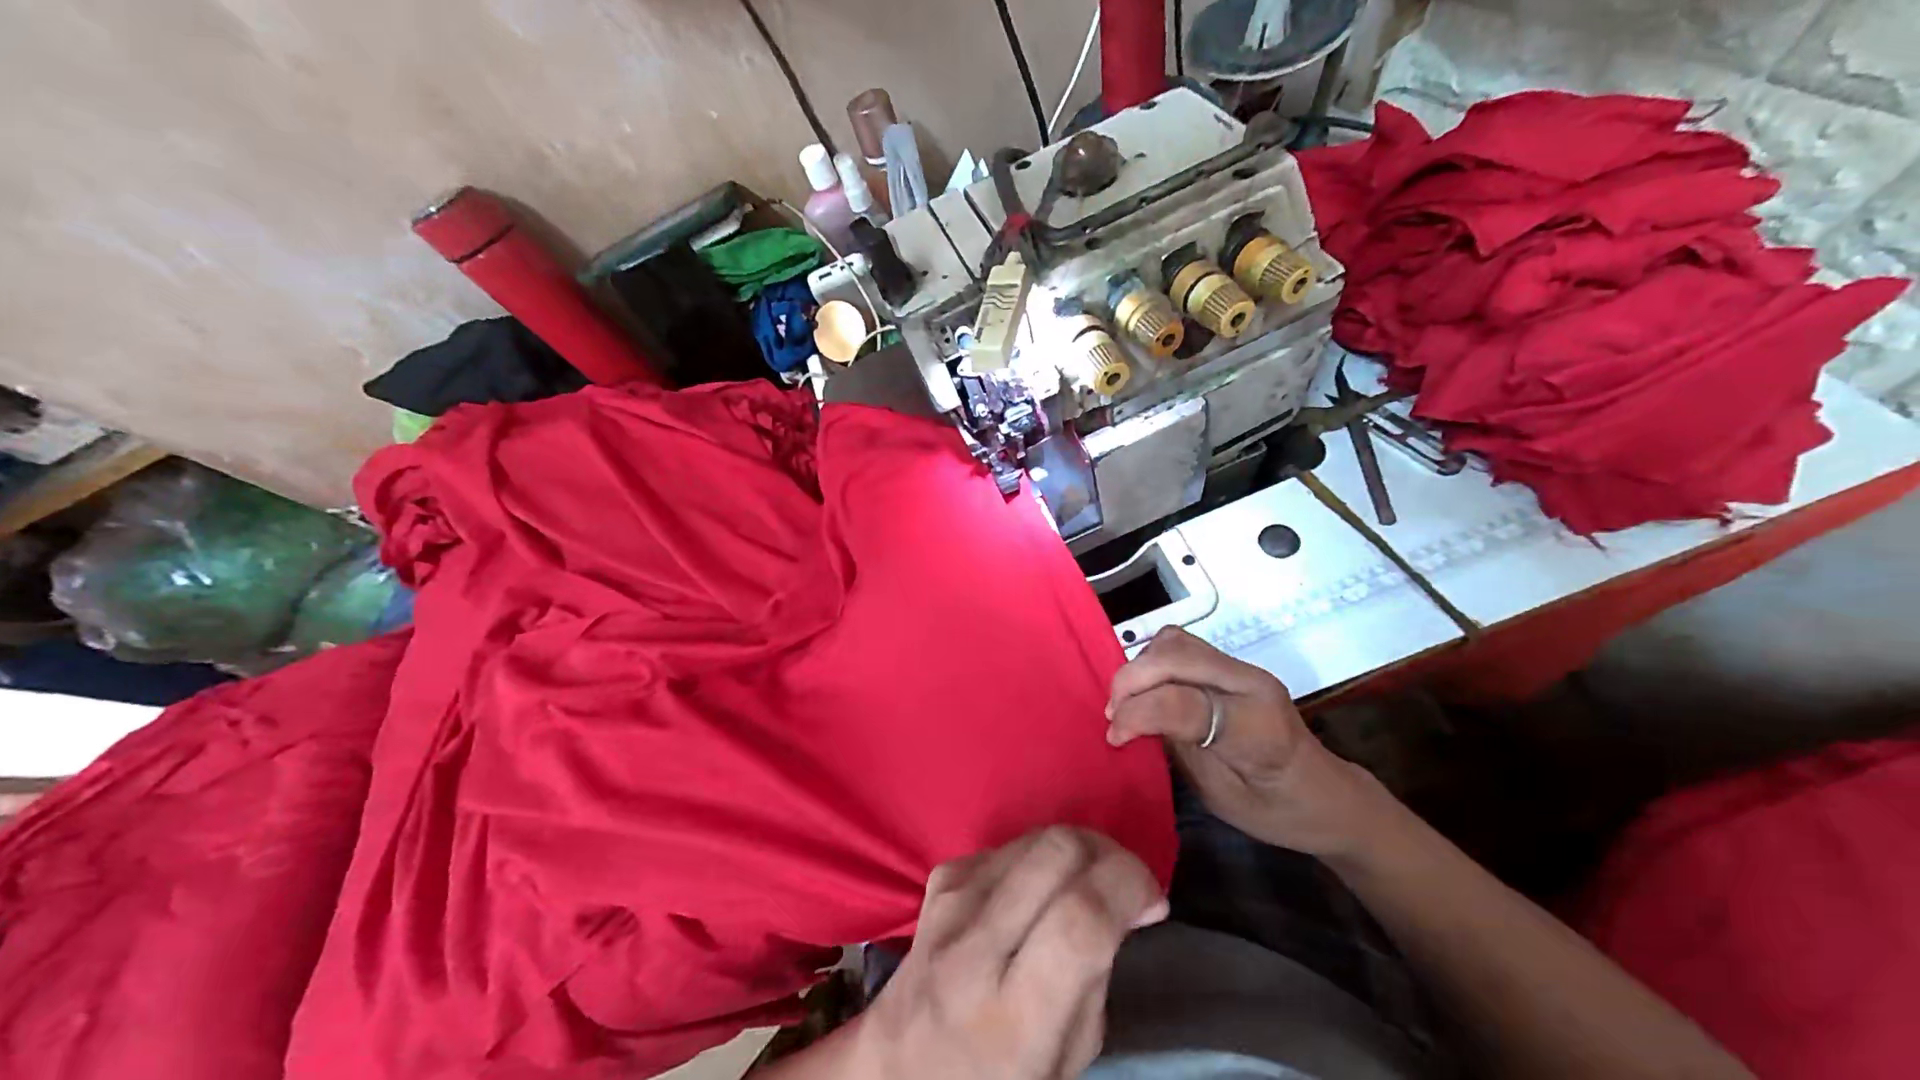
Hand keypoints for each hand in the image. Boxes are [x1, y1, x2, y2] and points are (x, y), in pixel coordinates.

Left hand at [799, 827, 1166, 1079]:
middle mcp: (974, 948)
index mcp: (1014, 1016)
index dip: (1129, 887)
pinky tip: (1041, 889)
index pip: (1080, 919)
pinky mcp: (938, 881)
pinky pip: (1005, 846)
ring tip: (1089, 882)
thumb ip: (1095, 978)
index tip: (1152, 900)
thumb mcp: (1067, 1059)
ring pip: (1033, 836)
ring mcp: (950, 904)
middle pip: (1057, 852)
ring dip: (1077, 850)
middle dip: (1108, 853)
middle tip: (1126, 883)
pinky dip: (1038, 857)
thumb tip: (1124, 901)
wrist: (898, 1066)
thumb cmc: (995, 1079)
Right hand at [1106, 626, 1385, 855]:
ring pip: (1175, 642)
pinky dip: (1152, 661)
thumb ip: (1178, 749)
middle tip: (1113, 716)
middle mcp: (1250, 684)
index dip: (1136, 714)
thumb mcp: (1221, 795)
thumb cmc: (1276, 810)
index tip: (1114, 737)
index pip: (1182, 702)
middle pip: (1175, 656)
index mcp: (1255, 726)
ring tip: (1126, 703)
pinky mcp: (1232, 665)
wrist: (1327, 795)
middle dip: (1131, 681)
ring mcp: (1242, 669)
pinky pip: (1181, 646)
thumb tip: (1130, 722)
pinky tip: (1145, 690)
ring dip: (1140, 667)